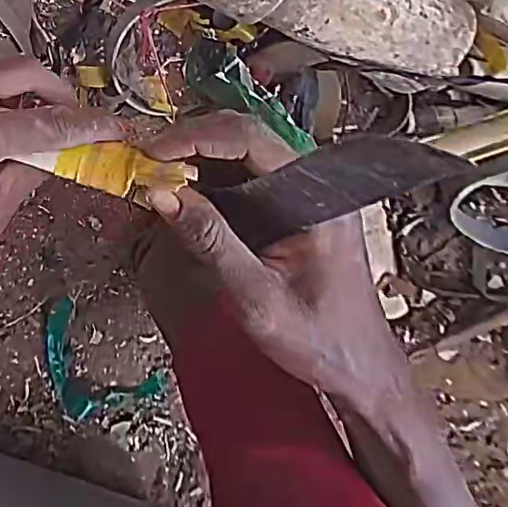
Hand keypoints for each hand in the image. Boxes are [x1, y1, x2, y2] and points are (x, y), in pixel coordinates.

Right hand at [141, 113, 399, 400]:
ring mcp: (299, 192)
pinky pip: (237, 173)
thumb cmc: (323, 341)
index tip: (154, 151)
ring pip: (236, 150)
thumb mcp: (258, 298)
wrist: (361, 372)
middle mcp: (312, 183)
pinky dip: (202, 175)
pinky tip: (178, 189)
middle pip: (241, 134)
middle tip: (146, 159)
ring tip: (155, 171)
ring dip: (192, 156)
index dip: (196, 136)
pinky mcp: (284, 204)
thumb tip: (160, 194)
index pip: (250, 138)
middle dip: (188, 140)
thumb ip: (211, 242)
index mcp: (318, 196)